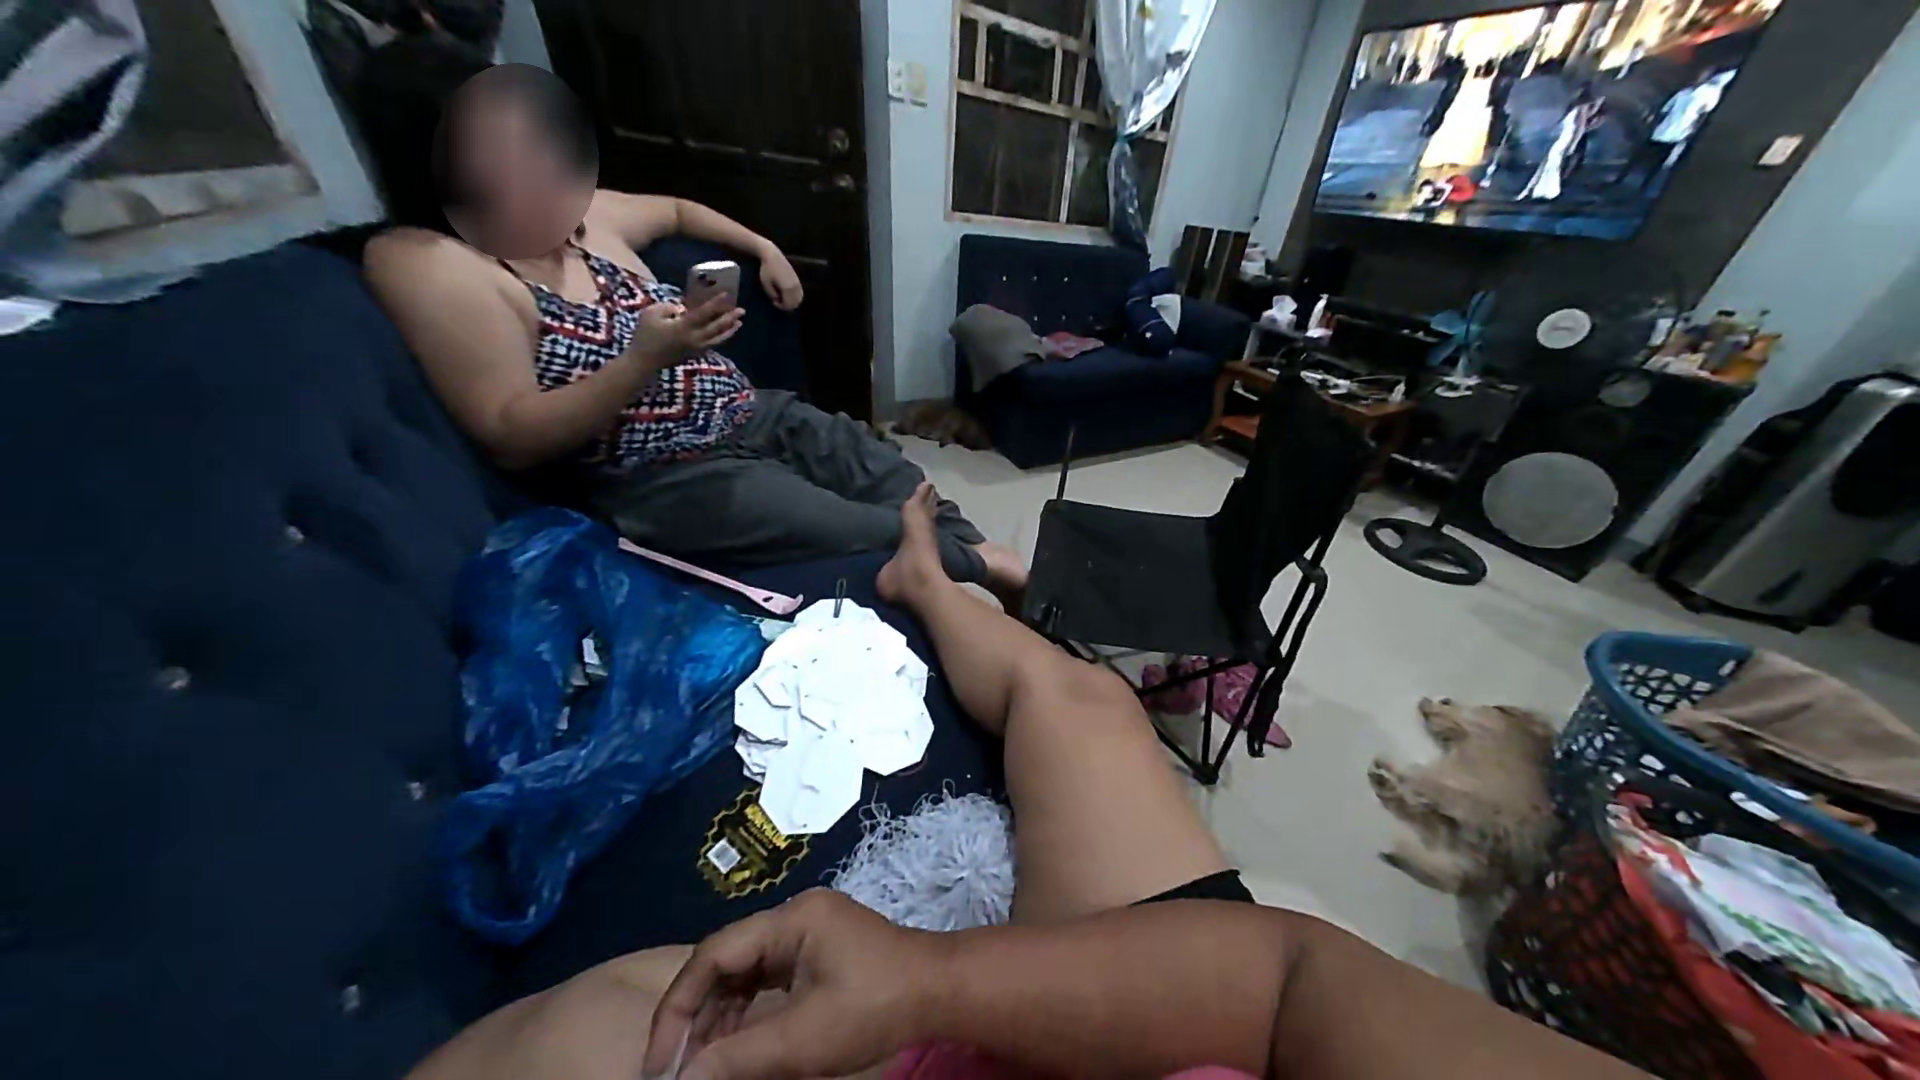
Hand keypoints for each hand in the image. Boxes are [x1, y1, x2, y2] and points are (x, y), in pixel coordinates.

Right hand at [631, 294, 743, 362]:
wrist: (644, 361)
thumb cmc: (645, 335)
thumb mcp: (651, 314)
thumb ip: (668, 307)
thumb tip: (681, 308)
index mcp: (683, 328)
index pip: (703, 313)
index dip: (716, 304)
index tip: (726, 295)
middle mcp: (694, 339)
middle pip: (716, 328)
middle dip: (730, 318)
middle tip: (742, 310)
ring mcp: (696, 348)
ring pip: (717, 339)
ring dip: (729, 330)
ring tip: (739, 323)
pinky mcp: (695, 353)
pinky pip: (712, 344)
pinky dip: (720, 338)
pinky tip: (726, 333)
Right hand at [646, 890, 945, 1079]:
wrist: (938, 990)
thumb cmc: (874, 1006)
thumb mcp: (802, 1039)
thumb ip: (737, 1057)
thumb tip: (680, 1079)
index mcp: (790, 919)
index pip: (714, 953)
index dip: (679, 1008)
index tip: (659, 1063)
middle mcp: (795, 915)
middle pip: (728, 959)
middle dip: (699, 1015)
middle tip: (677, 1069)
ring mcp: (809, 931)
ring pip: (747, 970)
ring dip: (722, 1018)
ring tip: (704, 1065)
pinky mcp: (820, 950)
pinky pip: (771, 977)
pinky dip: (750, 1012)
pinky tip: (738, 1046)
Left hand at [758, 248, 803, 310]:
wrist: (772, 255)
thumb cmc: (766, 270)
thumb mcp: (766, 285)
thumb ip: (773, 295)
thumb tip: (777, 301)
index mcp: (788, 289)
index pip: (788, 305)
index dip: (781, 307)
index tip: (774, 302)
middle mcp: (795, 287)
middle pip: (795, 303)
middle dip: (787, 305)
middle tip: (778, 301)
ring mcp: (798, 283)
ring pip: (799, 299)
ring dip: (792, 301)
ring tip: (783, 297)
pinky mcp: (797, 279)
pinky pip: (800, 293)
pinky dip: (795, 296)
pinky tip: (787, 292)